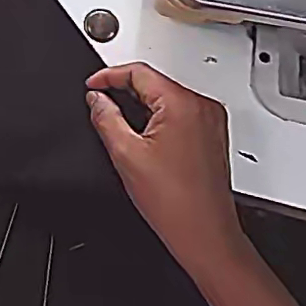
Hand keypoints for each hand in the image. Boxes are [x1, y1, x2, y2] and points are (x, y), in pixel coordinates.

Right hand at [86, 62, 244, 270]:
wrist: (204, 233)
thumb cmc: (175, 203)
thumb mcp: (126, 154)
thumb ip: (105, 118)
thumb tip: (96, 98)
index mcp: (182, 104)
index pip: (139, 72)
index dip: (109, 76)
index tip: (93, 85)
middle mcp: (202, 106)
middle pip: (154, 82)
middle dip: (124, 91)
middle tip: (100, 104)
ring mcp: (210, 119)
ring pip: (167, 97)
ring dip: (141, 105)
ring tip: (121, 125)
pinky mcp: (212, 132)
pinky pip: (180, 112)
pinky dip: (159, 117)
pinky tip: (145, 138)